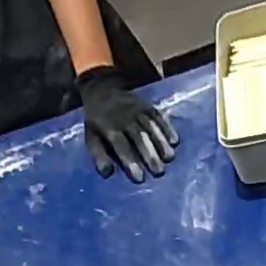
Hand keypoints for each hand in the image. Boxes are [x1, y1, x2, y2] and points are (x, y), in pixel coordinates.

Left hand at [77, 66, 177, 181]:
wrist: (102, 87)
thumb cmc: (97, 120)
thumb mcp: (90, 137)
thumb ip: (98, 155)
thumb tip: (106, 172)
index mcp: (109, 127)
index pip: (121, 145)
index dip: (130, 161)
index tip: (139, 178)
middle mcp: (125, 118)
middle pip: (139, 136)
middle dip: (149, 154)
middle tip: (159, 171)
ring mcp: (137, 110)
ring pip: (150, 126)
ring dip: (161, 142)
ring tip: (169, 158)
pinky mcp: (147, 105)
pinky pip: (158, 116)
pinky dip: (167, 128)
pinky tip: (175, 141)